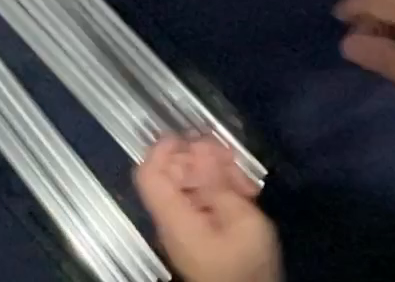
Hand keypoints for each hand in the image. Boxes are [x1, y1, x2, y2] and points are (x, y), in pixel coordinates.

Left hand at [133, 136, 280, 281]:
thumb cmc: (245, 264)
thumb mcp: (240, 219)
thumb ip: (217, 182)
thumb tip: (200, 148)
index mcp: (175, 218)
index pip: (149, 173)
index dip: (163, 145)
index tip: (188, 130)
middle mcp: (172, 220)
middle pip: (172, 173)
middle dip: (201, 156)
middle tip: (229, 156)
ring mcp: (183, 226)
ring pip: (189, 183)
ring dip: (215, 171)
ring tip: (242, 179)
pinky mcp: (196, 231)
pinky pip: (199, 198)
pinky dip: (218, 187)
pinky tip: (241, 192)